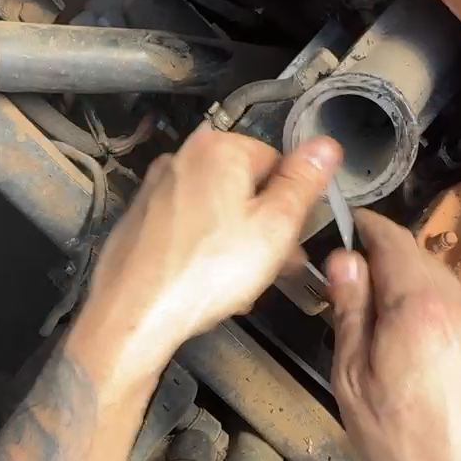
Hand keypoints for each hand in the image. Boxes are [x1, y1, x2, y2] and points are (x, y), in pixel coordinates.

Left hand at [70, 130, 339, 390]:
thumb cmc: (203, 274)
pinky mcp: (139, 223)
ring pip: (213, 212)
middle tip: (273, 267)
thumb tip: (325, 147)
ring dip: (233, 244)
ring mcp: (155, 192)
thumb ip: (302, 183)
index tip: (293, 237)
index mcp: (218, 149)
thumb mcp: (274, 227)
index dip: (291, 205)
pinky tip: (206, 284)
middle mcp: (180, 160)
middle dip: (262, 227)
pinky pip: (185, 231)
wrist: (136, 313)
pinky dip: (200, 252)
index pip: (276, 162)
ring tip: (239, 285)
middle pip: (242, 188)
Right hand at [324, 211, 460, 460]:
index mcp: (420, 303)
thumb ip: (350, 312)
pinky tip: (424, 361)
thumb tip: (343, 259)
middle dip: (385, 267)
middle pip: (419, 261)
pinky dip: (439, 320)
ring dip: (413, 295)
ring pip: (444, 289)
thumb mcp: (353, 380)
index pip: (392, 238)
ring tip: (387, 335)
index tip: (342, 232)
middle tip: (353, 295)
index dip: (364, 228)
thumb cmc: (401, 442)